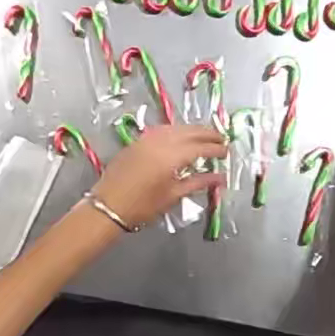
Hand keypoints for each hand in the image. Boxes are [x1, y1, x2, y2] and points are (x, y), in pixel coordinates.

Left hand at [89, 124, 227, 228]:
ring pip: (174, 128)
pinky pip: (161, 130)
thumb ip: (197, 183)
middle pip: (189, 131)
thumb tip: (220, 178)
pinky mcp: (136, 142)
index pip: (200, 147)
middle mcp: (160, 142)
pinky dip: (175, 131)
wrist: (108, 207)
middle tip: (221, 140)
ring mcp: (146, 140)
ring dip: (191, 130)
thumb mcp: (173, 196)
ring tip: (203, 137)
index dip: (215, 149)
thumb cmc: (142, 207)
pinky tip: (180, 138)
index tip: (227, 153)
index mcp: (171, 156)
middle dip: (207, 134)